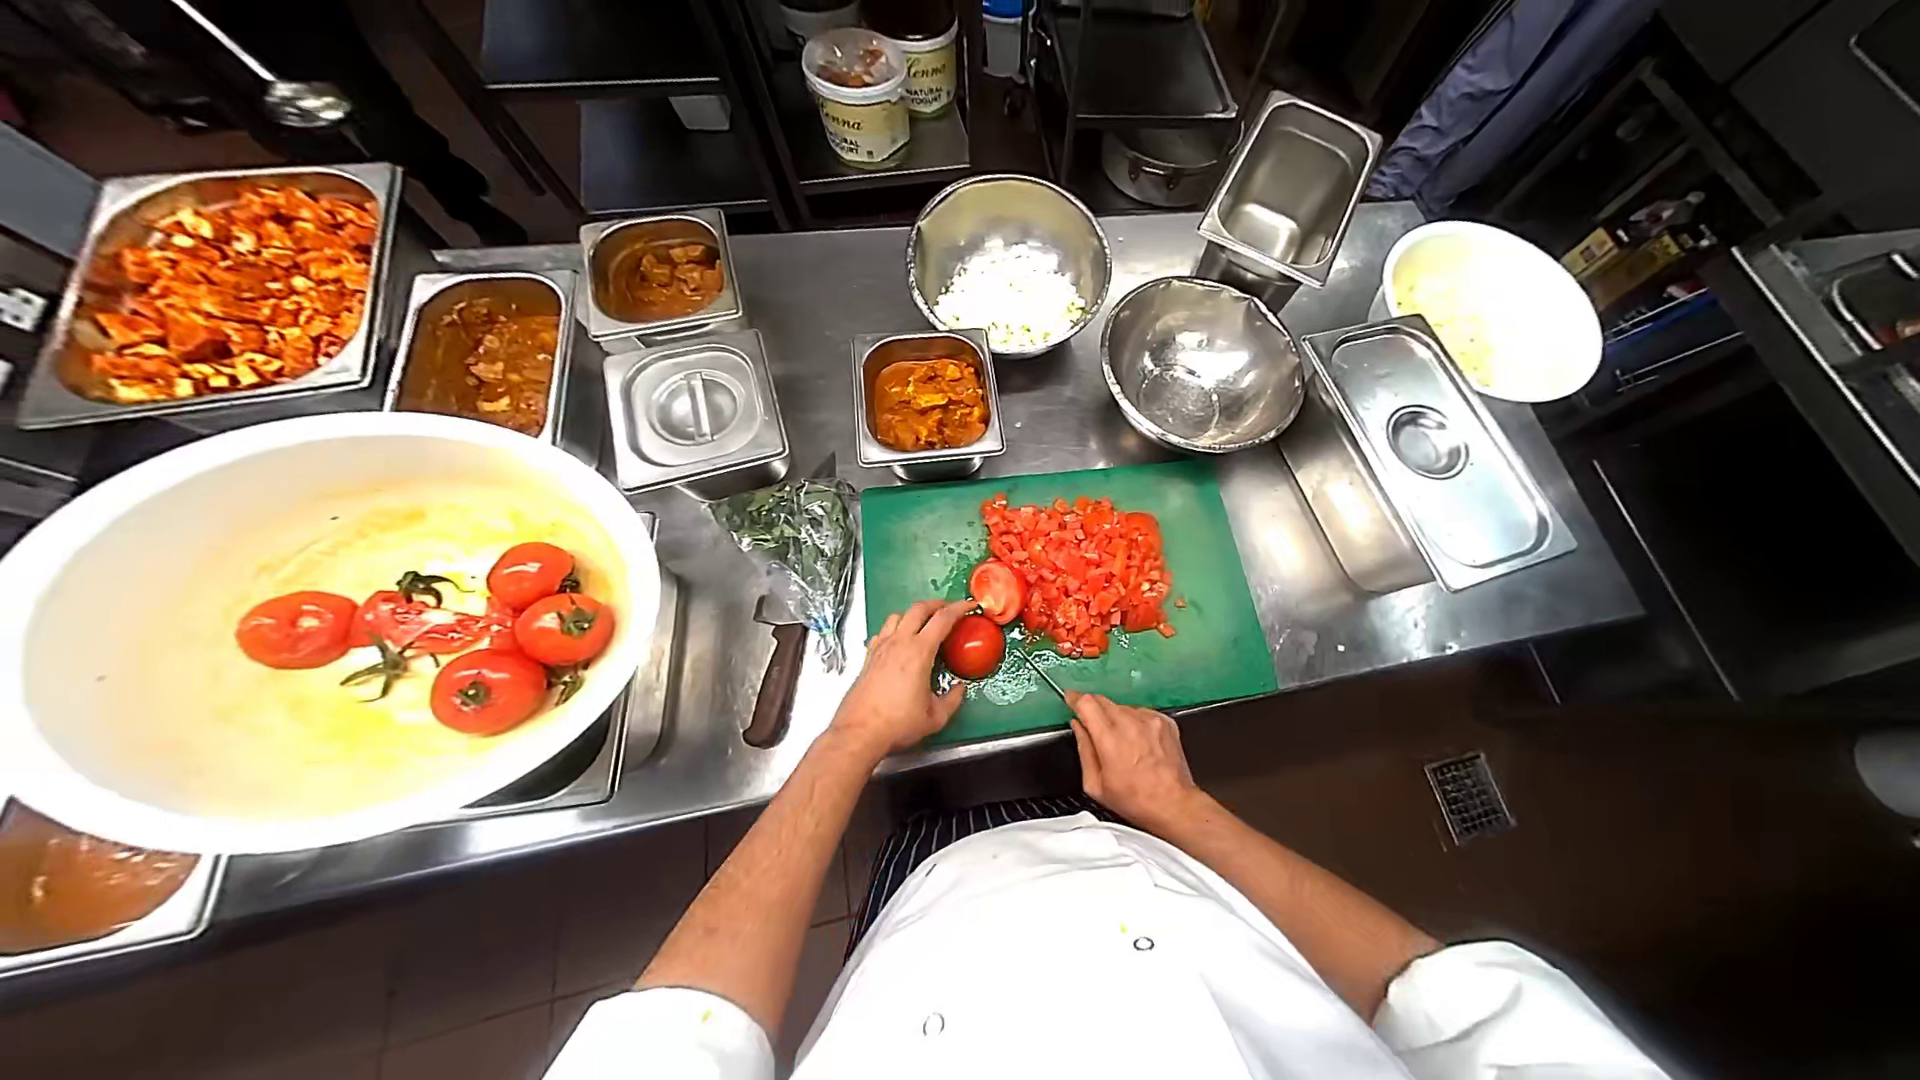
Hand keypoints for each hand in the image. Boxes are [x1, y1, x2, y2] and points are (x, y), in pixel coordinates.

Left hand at [829, 599, 969, 759]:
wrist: (860, 732)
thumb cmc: (898, 724)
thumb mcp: (935, 717)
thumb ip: (952, 700)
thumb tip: (959, 690)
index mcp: (918, 652)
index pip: (942, 619)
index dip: (958, 608)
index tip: (968, 606)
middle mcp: (898, 643)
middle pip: (918, 609)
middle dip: (936, 604)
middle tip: (948, 609)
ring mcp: (880, 648)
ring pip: (897, 616)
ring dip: (913, 614)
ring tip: (923, 623)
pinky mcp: (868, 657)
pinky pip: (882, 631)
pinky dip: (894, 628)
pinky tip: (899, 641)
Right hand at [1069, 692, 1209, 834]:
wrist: (1174, 805)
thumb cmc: (1135, 800)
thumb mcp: (1096, 785)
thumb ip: (1083, 750)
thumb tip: (1078, 727)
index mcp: (1110, 739)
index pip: (1086, 703)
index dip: (1074, 699)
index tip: (1070, 699)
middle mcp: (1130, 724)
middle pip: (1102, 700)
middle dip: (1093, 709)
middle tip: (1094, 727)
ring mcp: (1150, 721)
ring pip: (1122, 706)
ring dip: (1115, 717)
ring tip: (1121, 741)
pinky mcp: (1165, 722)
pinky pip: (1141, 712)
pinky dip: (1135, 721)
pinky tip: (1138, 741)